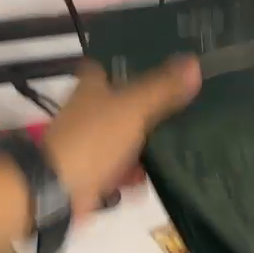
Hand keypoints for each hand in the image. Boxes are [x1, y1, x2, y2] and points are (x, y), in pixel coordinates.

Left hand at [41, 57, 201, 215]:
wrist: (59, 190)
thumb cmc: (93, 140)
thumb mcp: (132, 109)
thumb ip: (162, 89)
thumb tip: (194, 62)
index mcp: (91, 88)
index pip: (108, 67)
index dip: (129, 64)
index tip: (158, 65)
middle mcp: (87, 113)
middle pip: (121, 105)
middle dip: (148, 110)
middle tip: (183, 109)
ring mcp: (88, 145)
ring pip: (123, 139)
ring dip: (144, 146)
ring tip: (178, 144)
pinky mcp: (91, 175)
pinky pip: (119, 171)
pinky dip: (134, 174)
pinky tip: (153, 177)